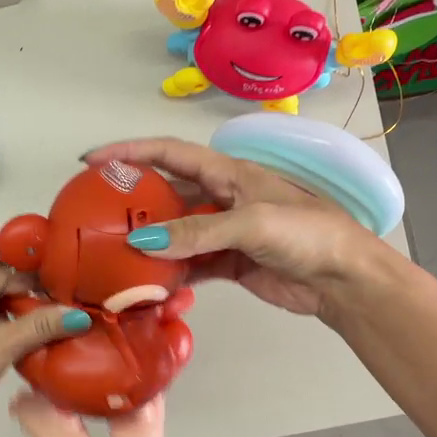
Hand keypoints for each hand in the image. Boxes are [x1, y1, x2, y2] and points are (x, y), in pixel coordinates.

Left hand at [0, 240, 90, 426]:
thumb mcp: (4, 346)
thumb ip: (41, 325)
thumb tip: (80, 315)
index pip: (11, 269)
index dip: (39, 278)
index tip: (64, 288)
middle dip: (20, 263)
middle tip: (50, 277)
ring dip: (7, 279)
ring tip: (37, 295)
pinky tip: (13, 312)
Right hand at [84, 138, 385, 320]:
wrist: (345, 279)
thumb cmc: (308, 234)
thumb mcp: (251, 223)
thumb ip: (197, 231)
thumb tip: (143, 242)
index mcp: (230, 173)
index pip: (170, 154)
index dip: (130, 152)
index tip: (91, 160)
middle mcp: (222, 198)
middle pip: (167, 193)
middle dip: (132, 200)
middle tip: (95, 214)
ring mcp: (224, 233)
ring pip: (174, 232)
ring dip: (148, 242)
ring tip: (112, 253)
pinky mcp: (228, 264)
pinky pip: (188, 265)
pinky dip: (168, 273)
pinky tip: (147, 284)